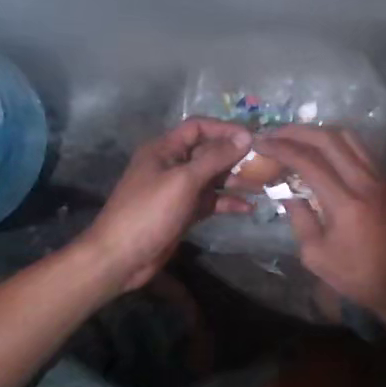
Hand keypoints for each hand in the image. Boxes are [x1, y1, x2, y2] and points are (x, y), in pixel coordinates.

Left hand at [80, 119, 253, 289]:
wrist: (120, 258)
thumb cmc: (149, 212)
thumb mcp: (184, 181)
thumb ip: (216, 158)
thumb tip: (246, 137)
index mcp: (164, 150)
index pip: (198, 128)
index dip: (225, 130)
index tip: (253, 139)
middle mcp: (172, 165)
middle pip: (210, 152)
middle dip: (236, 156)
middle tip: (265, 163)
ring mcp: (179, 189)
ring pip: (214, 177)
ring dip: (237, 180)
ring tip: (264, 185)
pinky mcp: (185, 211)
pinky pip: (212, 200)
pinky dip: (229, 202)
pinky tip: (249, 208)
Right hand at [255, 126, 385, 318]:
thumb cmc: (356, 275)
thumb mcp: (316, 255)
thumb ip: (300, 218)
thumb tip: (288, 193)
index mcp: (346, 202)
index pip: (310, 162)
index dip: (282, 148)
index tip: (261, 143)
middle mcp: (367, 182)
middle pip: (331, 140)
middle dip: (299, 131)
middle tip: (275, 132)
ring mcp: (382, 178)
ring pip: (351, 139)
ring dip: (321, 133)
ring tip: (297, 136)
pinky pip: (363, 151)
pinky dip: (340, 144)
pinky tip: (323, 150)